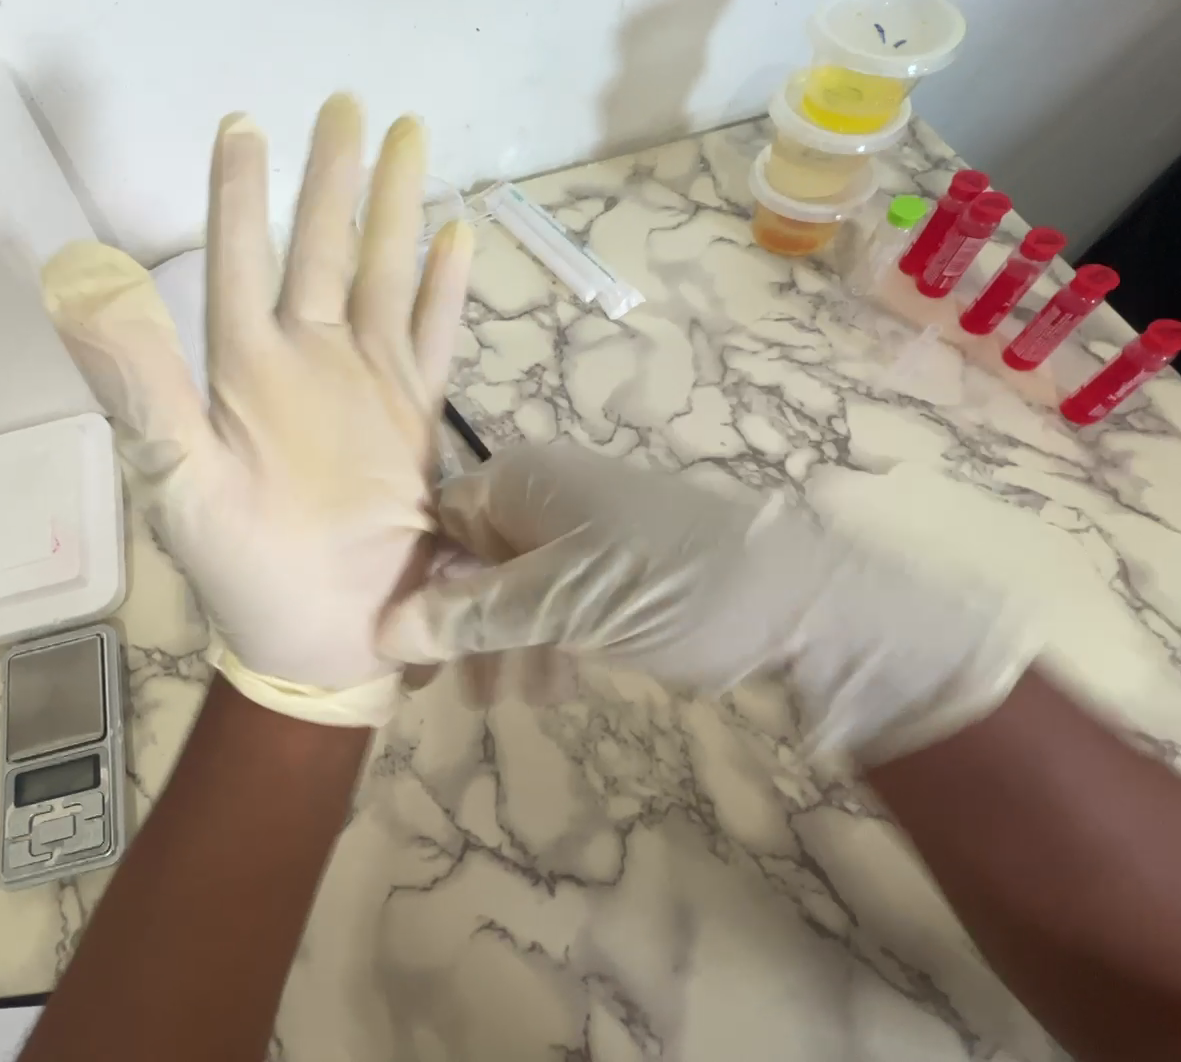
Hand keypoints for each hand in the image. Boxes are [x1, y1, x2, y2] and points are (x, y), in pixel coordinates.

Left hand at [42, 96, 472, 725]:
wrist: (327, 636)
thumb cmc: (248, 571)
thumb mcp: (181, 481)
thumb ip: (142, 386)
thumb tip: (78, 284)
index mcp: (244, 374)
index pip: (240, 265)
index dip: (241, 198)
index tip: (244, 127)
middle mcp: (305, 365)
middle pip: (320, 254)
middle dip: (333, 182)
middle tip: (348, 107)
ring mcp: (365, 388)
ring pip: (381, 280)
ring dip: (394, 214)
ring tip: (408, 143)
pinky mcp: (416, 420)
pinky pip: (433, 342)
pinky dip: (445, 296)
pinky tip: (456, 242)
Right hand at [381, 445, 1039, 760]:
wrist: (799, 605)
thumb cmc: (669, 585)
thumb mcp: (560, 603)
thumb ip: (468, 616)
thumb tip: (381, 633)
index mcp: (520, 482)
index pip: (436, 525)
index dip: (414, 586)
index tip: (401, 651)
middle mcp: (541, 499)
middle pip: (468, 562)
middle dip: (460, 627)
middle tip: (446, 689)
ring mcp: (576, 536)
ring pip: (507, 592)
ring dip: (501, 646)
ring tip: (511, 698)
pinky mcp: (606, 573)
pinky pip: (550, 606)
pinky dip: (543, 644)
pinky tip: (557, 685)